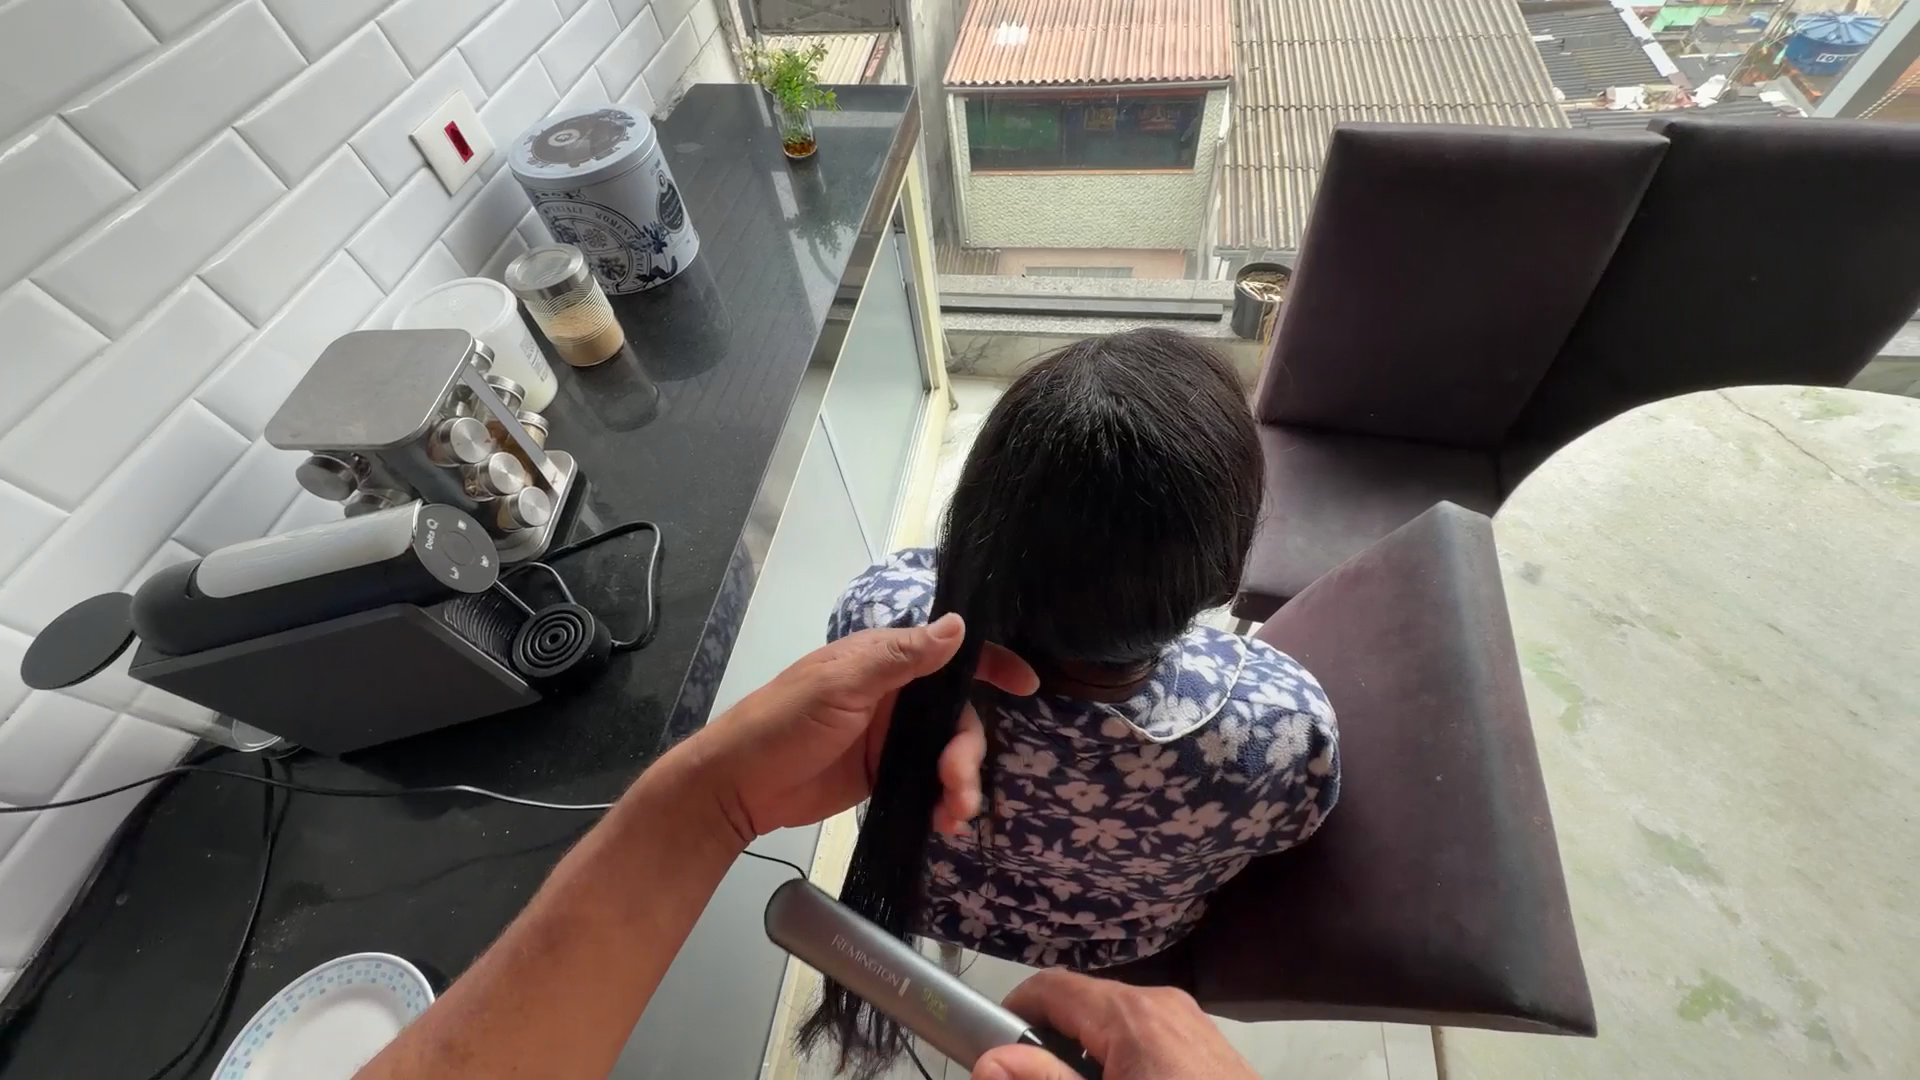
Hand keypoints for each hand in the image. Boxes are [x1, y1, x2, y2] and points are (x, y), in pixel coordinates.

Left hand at [685, 614, 1038, 842]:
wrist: (738, 788)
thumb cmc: (783, 722)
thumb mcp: (840, 686)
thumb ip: (900, 658)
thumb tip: (959, 625)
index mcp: (885, 660)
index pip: (948, 652)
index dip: (990, 664)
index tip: (1026, 684)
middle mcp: (896, 694)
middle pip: (958, 715)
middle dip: (968, 750)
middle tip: (958, 784)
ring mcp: (892, 737)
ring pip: (948, 752)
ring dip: (961, 781)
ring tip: (954, 815)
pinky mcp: (886, 774)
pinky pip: (930, 782)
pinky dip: (943, 800)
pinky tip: (944, 823)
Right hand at [971, 971, 1256, 1079]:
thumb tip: (987, 1061)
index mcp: (1130, 1012)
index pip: (1051, 986)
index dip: (1015, 1012)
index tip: (994, 1050)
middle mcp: (1160, 1000)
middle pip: (1083, 1002)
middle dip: (1052, 1040)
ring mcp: (1190, 1020)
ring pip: (1116, 1020)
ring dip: (1088, 1051)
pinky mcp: (1210, 1044)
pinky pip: (1150, 1036)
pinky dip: (1125, 1058)